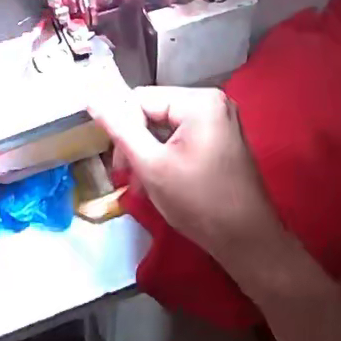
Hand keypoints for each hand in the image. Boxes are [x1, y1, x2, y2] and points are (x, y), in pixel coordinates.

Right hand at [88, 86, 289, 276]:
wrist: (248, 242)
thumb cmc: (199, 203)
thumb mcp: (151, 165)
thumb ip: (119, 129)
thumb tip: (91, 98)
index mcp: (199, 101)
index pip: (140, 100)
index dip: (124, 130)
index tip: (121, 166)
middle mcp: (212, 101)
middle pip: (153, 111)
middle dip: (136, 143)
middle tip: (128, 177)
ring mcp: (219, 119)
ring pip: (164, 126)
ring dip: (148, 153)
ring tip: (142, 185)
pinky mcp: (221, 136)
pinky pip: (181, 136)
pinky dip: (166, 156)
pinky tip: (159, 181)